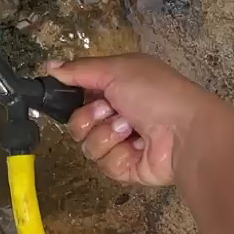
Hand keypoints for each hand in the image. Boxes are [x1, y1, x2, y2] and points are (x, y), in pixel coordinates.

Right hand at [46, 54, 233, 186]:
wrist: (185, 131)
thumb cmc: (155, 92)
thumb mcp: (116, 70)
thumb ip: (79, 70)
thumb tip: (48, 66)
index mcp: (116, 87)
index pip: (79, 94)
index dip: (71, 95)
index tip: (67, 92)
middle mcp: (117, 114)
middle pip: (76, 122)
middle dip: (89, 116)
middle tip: (111, 110)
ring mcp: (121, 143)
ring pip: (87, 145)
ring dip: (106, 134)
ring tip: (130, 129)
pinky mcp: (126, 167)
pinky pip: (104, 163)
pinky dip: (118, 152)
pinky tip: (136, 146)